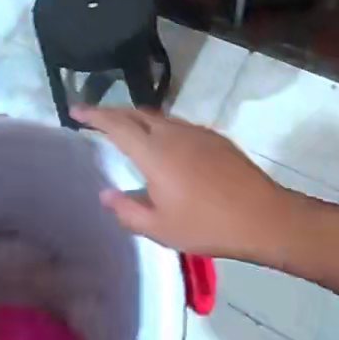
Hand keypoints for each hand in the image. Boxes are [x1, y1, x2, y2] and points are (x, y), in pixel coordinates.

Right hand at [76, 107, 307, 262]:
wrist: (263, 216)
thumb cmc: (207, 225)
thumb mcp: (160, 229)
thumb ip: (127, 210)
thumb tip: (106, 193)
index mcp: (153, 152)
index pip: (116, 124)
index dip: (93, 115)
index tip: (75, 110)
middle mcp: (172, 133)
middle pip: (135, 113)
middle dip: (112, 113)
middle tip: (96, 119)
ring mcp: (195, 132)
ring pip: (158, 117)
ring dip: (137, 119)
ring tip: (126, 130)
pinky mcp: (214, 137)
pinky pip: (177, 125)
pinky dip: (159, 127)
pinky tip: (163, 145)